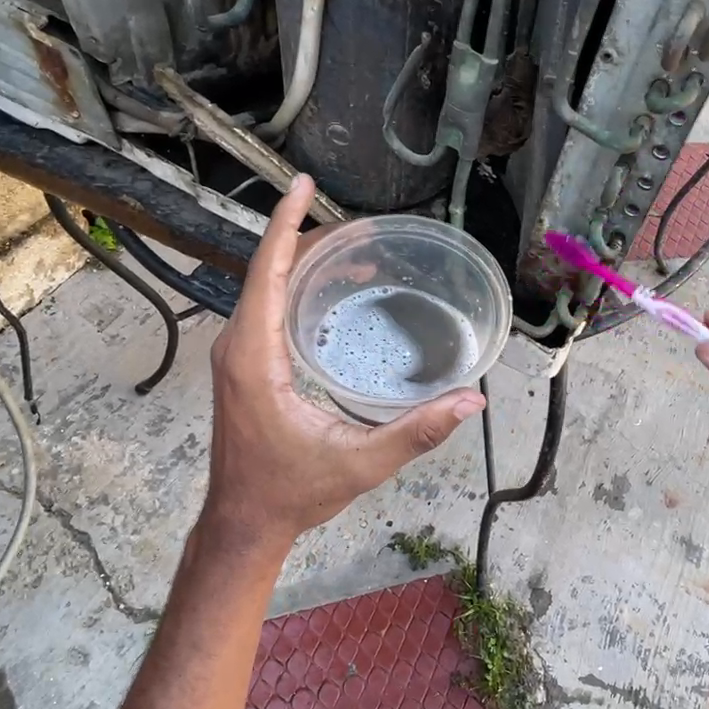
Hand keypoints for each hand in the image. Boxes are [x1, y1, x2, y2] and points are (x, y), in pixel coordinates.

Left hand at [202, 176, 485, 555]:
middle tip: (364, 230)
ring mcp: (238, 356)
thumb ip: (417, 431)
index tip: (300, 184)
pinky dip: (299, 288)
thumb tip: (470, 401)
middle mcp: (239, 346)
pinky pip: (268, 308)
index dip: (285, 223)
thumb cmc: (292, 493)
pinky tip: (335, 293)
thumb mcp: (361, 462)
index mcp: (255, 357)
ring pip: (268, 288)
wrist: (245, 523)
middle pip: (269, 270)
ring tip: (359, 255)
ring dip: (307, 263)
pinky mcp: (245, 367)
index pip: (267, 271)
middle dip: (310, 238)